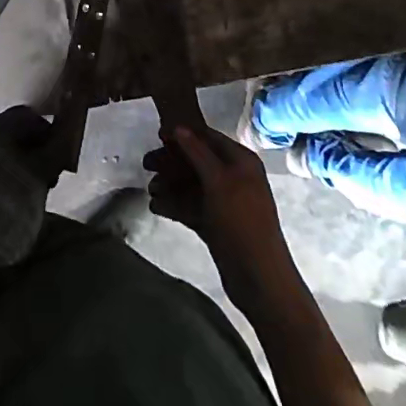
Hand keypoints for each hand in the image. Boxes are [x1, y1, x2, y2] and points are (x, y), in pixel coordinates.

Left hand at [0, 106, 50, 292]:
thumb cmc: (2, 216)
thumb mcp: (35, 183)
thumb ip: (51, 153)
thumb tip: (65, 131)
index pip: (25, 116)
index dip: (48, 129)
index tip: (64, 150)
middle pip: (12, 130)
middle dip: (35, 145)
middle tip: (54, 170)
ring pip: (1, 147)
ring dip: (22, 159)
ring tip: (38, 185)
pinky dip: (6, 169)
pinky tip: (16, 192)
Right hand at [143, 123, 300, 311]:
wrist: (258, 277)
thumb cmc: (240, 221)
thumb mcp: (218, 181)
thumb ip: (197, 152)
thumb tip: (178, 127)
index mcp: (241, 162)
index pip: (208, 137)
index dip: (183, 134)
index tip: (157, 136)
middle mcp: (233, 177)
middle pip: (195, 161)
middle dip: (171, 163)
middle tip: (146, 165)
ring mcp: (223, 201)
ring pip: (190, 184)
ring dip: (169, 185)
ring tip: (152, 192)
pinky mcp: (214, 221)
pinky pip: (190, 205)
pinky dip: (174, 204)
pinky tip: (156, 207)